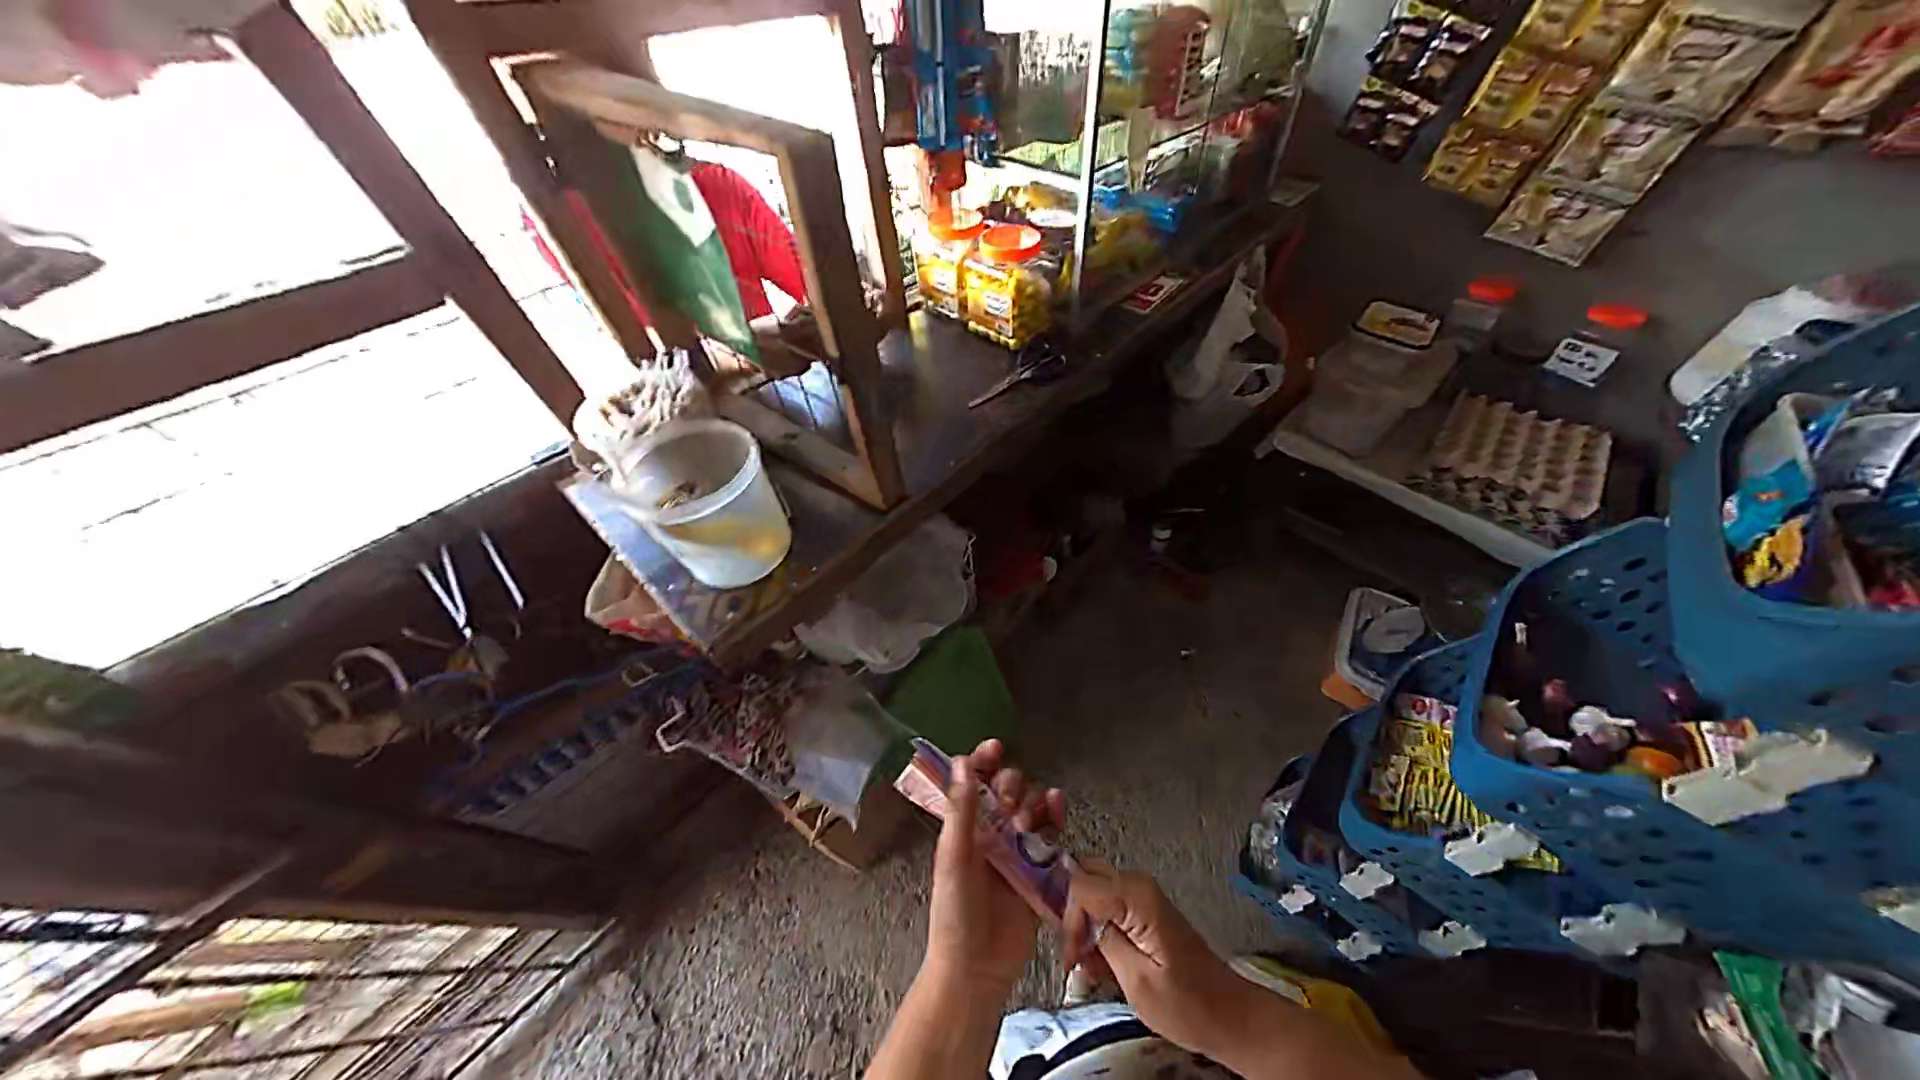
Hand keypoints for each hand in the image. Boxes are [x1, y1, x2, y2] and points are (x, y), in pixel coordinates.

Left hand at [925, 739, 1065, 999]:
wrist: (977, 968)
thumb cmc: (955, 914)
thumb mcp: (953, 857)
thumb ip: (961, 811)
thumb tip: (961, 763)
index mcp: (963, 827)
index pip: (972, 783)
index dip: (982, 761)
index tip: (994, 748)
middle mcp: (989, 832)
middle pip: (1006, 791)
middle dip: (1011, 785)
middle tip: (1010, 801)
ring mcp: (1015, 850)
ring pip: (1031, 809)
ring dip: (1033, 800)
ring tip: (1030, 813)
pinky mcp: (1038, 869)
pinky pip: (1050, 836)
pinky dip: (1055, 818)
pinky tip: (1057, 808)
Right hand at [1064, 865, 1422, 1079]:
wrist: (1230, 1016)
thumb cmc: (1187, 1005)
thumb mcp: (1137, 980)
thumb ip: (1102, 939)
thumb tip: (1074, 914)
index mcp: (1136, 896)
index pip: (1080, 884)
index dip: (1068, 918)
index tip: (1073, 957)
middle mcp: (1137, 885)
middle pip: (1084, 876)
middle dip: (1071, 915)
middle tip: (1074, 955)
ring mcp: (1141, 895)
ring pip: (1092, 891)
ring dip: (1084, 925)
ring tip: (1090, 966)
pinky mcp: (1143, 909)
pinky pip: (1106, 905)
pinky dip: (1097, 930)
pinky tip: (1103, 963)